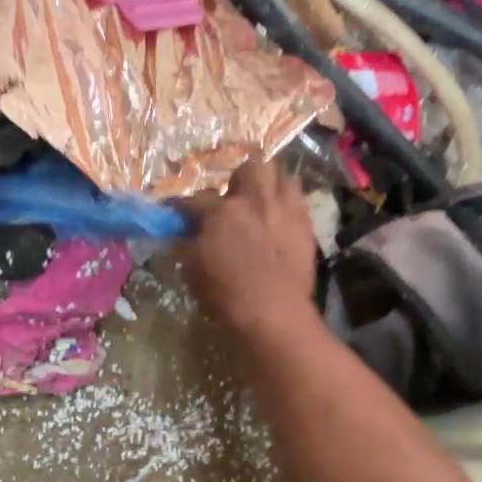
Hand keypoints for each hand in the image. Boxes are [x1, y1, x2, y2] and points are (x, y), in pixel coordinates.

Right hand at [181, 159, 319, 334]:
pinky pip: (298, 203)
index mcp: (222, 211)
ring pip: (283, 177)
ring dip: (270, 187)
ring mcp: (286, 211)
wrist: (274, 312)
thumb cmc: (226, 294)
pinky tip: (279, 225)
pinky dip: (286, 208)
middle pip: (250, 169)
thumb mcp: (193, 271)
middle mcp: (256, 201)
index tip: (174, 211)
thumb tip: (186, 236)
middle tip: (232, 201)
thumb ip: (189, 246)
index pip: (193, 200)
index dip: (180, 206)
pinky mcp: (307, 227)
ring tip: (262, 205)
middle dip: (239, 180)